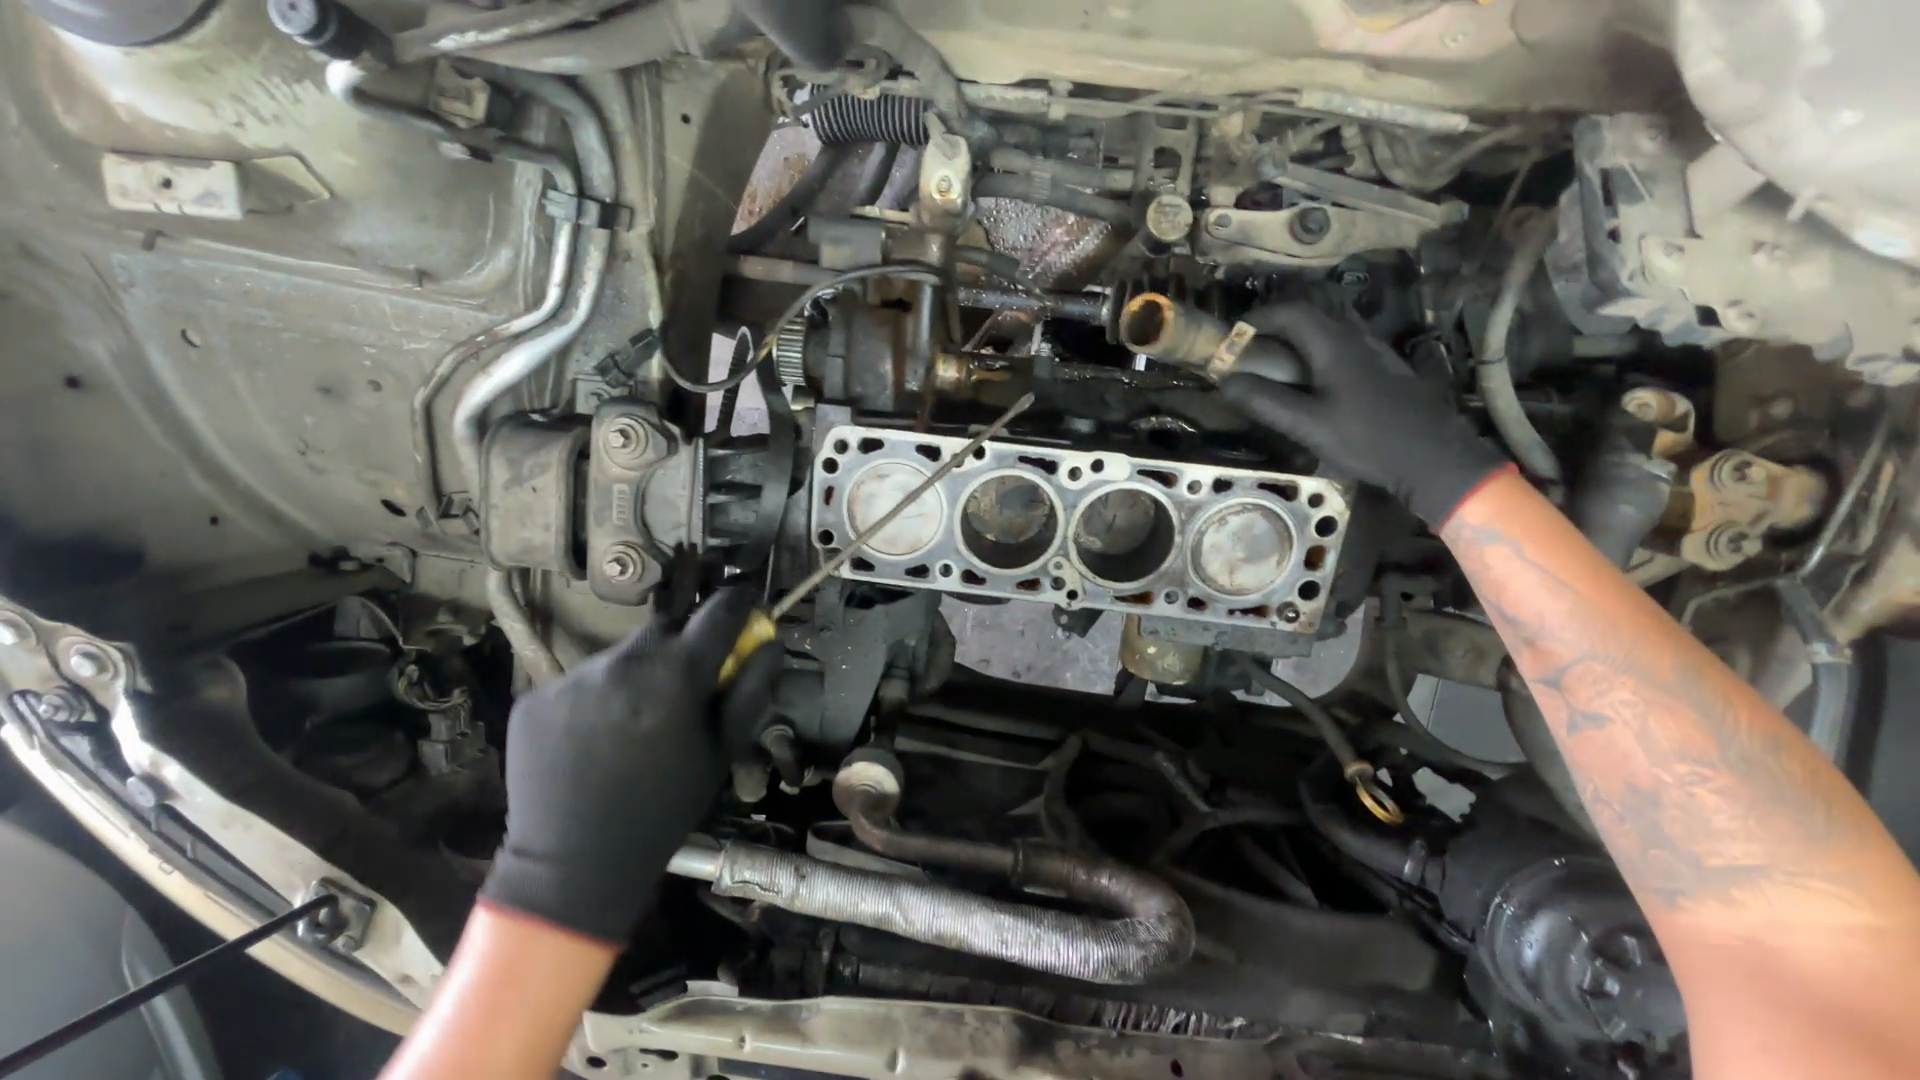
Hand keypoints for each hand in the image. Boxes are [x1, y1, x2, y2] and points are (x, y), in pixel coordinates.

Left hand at [480, 588, 781, 942]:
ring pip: (620, 656)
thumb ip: (751, 689)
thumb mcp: (721, 753)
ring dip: (637, 673)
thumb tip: (771, 643)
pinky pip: (580, 682)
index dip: (739, 599)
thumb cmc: (664, 808)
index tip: (746, 600)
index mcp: (678, 672)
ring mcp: (574, 675)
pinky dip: (596, 698)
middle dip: (682, 644)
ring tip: (634, 722)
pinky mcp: (537, 695)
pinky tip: (595, 738)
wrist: (575, 861)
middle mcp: (624, 660)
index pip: (720, 609)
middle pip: (665, 627)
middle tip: (684, 682)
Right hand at [1222, 303, 1510, 525]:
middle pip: (1310, 319)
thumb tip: (1225, 381)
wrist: (1435, 458)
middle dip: (1274, 330)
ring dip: (1296, 344)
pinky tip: (1311, 387)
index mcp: (1335, 344)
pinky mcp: (1384, 372)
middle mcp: (1356, 339)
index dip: (1257, 319)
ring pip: (1327, 335)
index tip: (1232, 337)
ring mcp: (1375, 354)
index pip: (1290, 312)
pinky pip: (1341, 351)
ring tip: (1274, 370)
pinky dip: (1316, 358)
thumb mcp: (1308, 424)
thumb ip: (1266, 401)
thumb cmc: (1368, 439)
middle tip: (1248, 355)